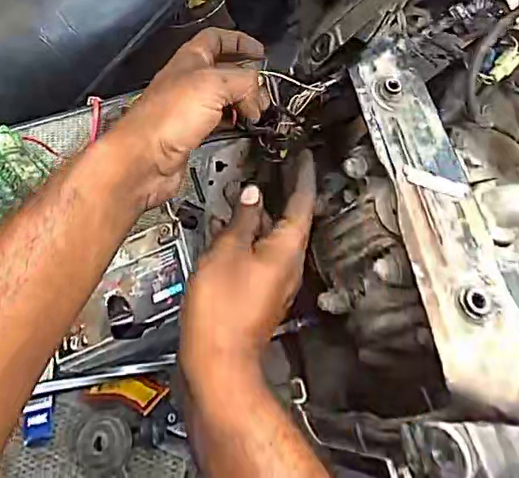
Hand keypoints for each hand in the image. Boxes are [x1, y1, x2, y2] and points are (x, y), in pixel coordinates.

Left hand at [106, 28, 265, 210]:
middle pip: (223, 69)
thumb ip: (243, 80)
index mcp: (190, 59)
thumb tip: (257, 90)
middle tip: (263, 89)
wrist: (144, 158)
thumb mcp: (214, 84)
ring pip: (223, 97)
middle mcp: (188, 79)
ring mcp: (188, 106)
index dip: (239, 41)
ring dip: (243, 101)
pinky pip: (218, 121)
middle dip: (247, 76)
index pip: (216, 38)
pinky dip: (234, 121)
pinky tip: (242, 126)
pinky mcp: (190, 132)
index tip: (259, 51)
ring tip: (257, 110)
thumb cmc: (166, 116)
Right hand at [180, 152, 314, 385]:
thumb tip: (251, 195)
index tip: (303, 156)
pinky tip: (230, 228)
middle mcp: (288, 266)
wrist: (216, 363)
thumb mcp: (227, 250)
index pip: (302, 201)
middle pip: (290, 218)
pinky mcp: (258, 293)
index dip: (302, 174)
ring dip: (261, 213)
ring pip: (273, 236)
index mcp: (287, 249)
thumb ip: (241, 218)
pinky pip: (259, 253)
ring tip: (246, 192)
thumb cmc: (223, 313)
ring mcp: (274, 281)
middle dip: (281, 190)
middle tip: (273, 165)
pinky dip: (248, 235)